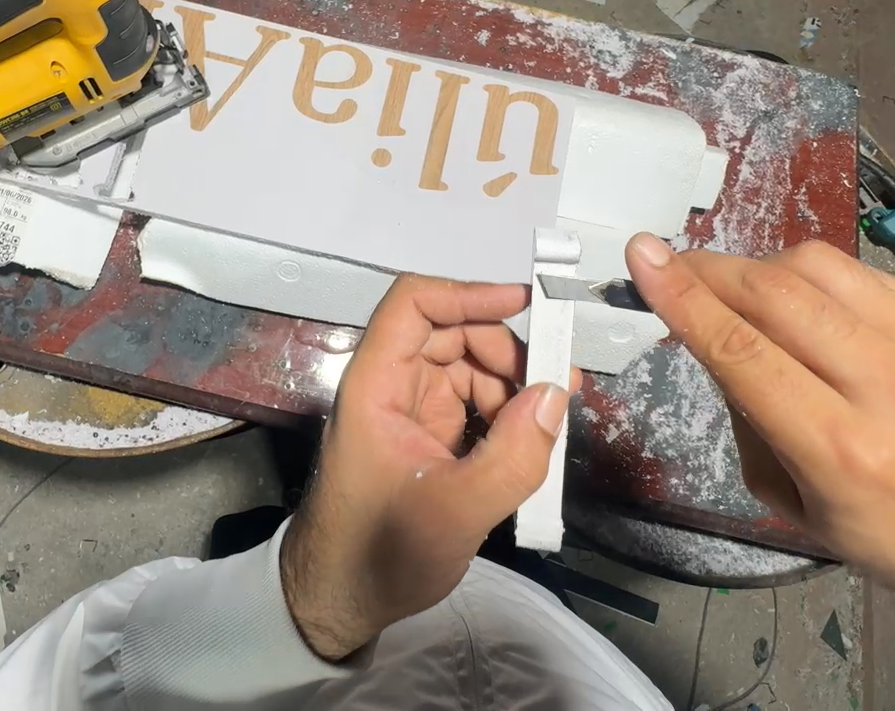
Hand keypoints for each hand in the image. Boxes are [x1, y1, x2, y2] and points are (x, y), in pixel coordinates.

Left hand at [280, 275, 577, 659]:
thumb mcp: (455, 512)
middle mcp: (391, 383)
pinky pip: (471, 400)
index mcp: (377, 384)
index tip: (525, 303)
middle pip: (449, 331)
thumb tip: (555, 396)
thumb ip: (512, 457)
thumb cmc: (379, 553)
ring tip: (548, 420)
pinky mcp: (425, 433)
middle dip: (504, 350)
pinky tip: (528, 437)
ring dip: (509, 383)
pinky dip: (503, 410)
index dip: (466, 293)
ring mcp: (408, 407)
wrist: (338, 600)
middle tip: (555, 382)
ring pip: (465, 364)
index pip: (413, 304)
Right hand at [624, 234, 894, 634]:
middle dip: (708, 270)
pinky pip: (860, 274)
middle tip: (677, 267)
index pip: (739, 349)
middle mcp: (893, 390)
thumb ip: (748, 415)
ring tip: (743, 289)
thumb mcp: (796, 503)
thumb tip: (716, 338)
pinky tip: (805, 301)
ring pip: (815, 266)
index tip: (644, 257)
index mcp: (843, 451)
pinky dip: (812, 277)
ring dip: (758, 268)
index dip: (681, 295)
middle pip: (773, 294)